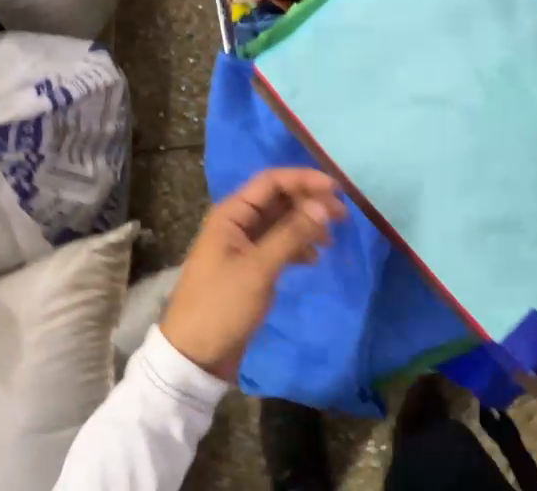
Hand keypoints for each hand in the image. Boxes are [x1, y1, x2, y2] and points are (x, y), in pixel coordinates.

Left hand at [161, 168, 345, 380]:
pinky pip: (278, 244)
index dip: (304, 180)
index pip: (271, 181)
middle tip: (342, 216)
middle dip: (309, 202)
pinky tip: (313, 258)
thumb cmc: (222, 306)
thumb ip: (292, 234)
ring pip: (281, 222)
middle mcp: (237, 222)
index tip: (336, 190)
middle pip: (278, 199)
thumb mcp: (259, 269)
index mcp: (231, 214)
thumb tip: (323, 205)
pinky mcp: (250, 267)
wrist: (194, 356)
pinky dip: (297, 246)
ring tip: (331, 239)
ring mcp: (243, 245)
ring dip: (306, 225)